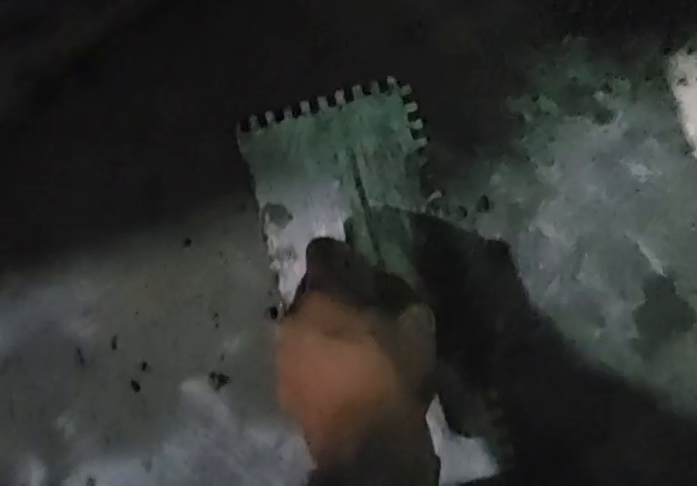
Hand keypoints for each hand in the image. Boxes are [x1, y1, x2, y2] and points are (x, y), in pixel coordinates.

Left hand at [276, 239, 435, 478]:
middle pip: (311, 290)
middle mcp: (293, 316)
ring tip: (349, 347)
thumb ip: (393, 288)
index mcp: (322, 292)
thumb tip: (378, 279)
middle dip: (331, 296)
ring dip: (321, 329)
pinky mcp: (283, 389)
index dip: (342, 255)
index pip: (321, 250)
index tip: (359, 267)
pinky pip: (301, 358)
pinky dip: (316, 359)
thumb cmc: (391, 371)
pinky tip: (340, 374)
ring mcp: (282, 355)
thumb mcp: (414, 318)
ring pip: (303, 326)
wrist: (368, 445)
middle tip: (359, 311)